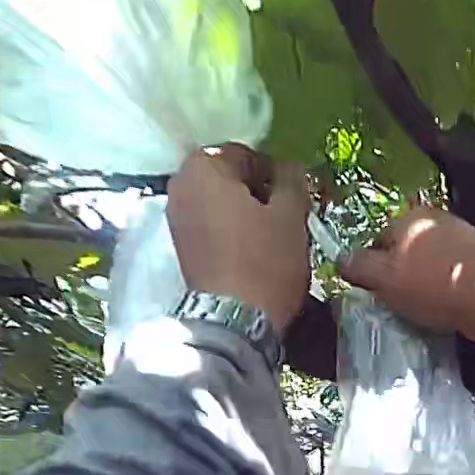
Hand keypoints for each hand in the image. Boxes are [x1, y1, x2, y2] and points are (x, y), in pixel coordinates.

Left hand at [168, 144, 310, 331]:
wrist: (236, 319)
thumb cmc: (266, 261)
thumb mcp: (291, 218)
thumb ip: (292, 184)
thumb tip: (292, 169)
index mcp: (204, 166)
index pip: (247, 155)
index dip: (277, 175)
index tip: (298, 200)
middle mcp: (180, 184)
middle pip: (229, 180)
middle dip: (259, 195)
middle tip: (288, 220)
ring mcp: (176, 217)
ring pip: (221, 205)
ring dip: (247, 215)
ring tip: (273, 240)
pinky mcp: (181, 247)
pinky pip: (212, 227)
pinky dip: (232, 234)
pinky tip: (254, 254)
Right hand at [338, 209, 474, 347]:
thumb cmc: (434, 284)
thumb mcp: (386, 278)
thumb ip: (361, 268)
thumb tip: (341, 260)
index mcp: (409, 218)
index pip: (378, 240)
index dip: (372, 269)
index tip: (375, 295)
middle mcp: (438, 222)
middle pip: (408, 253)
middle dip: (403, 277)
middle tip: (401, 307)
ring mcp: (465, 241)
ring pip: (434, 266)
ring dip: (428, 287)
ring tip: (427, 313)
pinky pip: (456, 278)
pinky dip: (450, 293)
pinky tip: (451, 312)